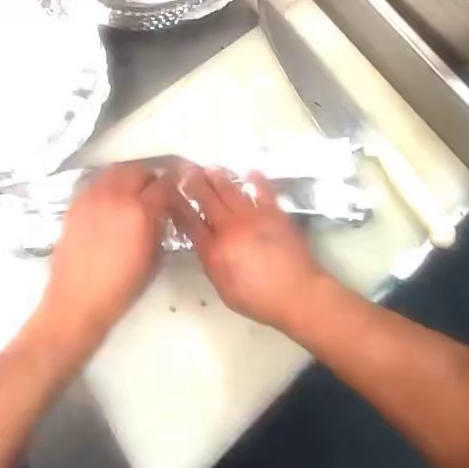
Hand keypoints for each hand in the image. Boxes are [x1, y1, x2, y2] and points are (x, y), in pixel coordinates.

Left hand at [36, 161, 174, 352]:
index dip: (174, 185)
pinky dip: (108, 186)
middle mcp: (115, 197)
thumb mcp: (153, 258)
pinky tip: (111, 201)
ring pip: (115, 171)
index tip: (176, 192)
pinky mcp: (75, 205)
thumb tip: (162, 212)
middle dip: (151, 179)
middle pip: (138, 170)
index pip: (163, 184)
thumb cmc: (119, 289)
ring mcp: (92, 199)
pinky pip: (96, 183)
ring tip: (133, 193)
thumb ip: (160, 227)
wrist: (76, 303)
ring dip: (129, 177)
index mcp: (140, 212)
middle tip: (155, 192)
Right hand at [168, 165, 333, 332]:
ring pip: (231, 190)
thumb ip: (211, 262)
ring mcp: (253, 216)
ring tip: (210, 168)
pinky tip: (250, 172)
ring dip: (219, 178)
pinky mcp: (274, 212)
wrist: (297, 292)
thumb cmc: (259, 299)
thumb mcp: (224, 288)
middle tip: (188, 172)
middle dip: (196, 184)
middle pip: (208, 199)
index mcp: (214, 250)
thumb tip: (203, 242)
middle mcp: (230, 227)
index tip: (171, 193)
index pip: (190, 222)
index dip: (179, 206)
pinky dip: (256, 179)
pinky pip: (262, 190)